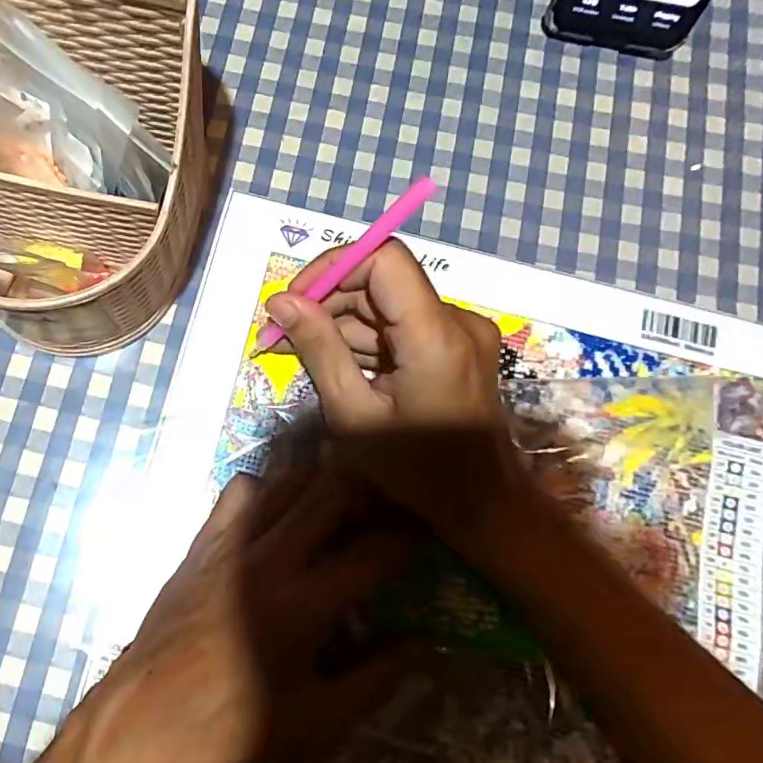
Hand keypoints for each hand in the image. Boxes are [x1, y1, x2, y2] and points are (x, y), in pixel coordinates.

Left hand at [71, 465, 416, 762]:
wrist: (151, 714)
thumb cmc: (238, 725)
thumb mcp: (320, 722)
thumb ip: (377, 680)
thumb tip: (420, 642)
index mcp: (306, 604)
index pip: (375, 551)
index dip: (409, 539)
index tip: (421, 539)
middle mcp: (272, 558)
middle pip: (333, 492)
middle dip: (369, 495)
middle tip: (379, 515)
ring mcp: (232, 542)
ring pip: (287, 481)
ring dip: (320, 486)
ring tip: (333, 509)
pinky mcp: (203, 540)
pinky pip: (239, 491)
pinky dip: (266, 491)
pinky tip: (273, 518)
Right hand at [260, 239, 525, 538]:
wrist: (483, 504)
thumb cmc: (416, 470)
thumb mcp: (354, 414)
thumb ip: (318, 349)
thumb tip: (281, 301)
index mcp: (435, 335)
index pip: (383, 258)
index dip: (332, 268)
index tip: (293, 302)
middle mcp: (457, 319)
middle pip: (381, 280)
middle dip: (326, 301)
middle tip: (280, 335)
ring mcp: (461, 331)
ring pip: (387, 303)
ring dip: (340, 323)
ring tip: (298, 353)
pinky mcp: (458, 344)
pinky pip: (402, 325)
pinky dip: (365, 339)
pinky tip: (335, 364)